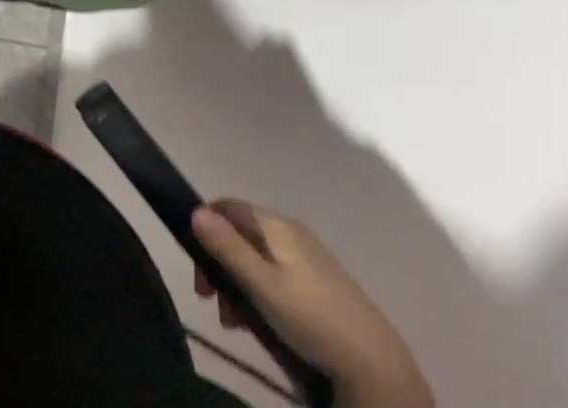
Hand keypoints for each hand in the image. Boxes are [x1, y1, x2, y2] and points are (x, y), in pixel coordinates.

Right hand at [193, 201, 433, 407]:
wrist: (373, 361)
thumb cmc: (308, 316)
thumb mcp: (260, 283)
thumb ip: (226, 246)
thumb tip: (194, 210)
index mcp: (276, 226)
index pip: (228, 207)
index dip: (204, 227)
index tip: (194, 262)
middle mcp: (291, 233)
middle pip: (239, 235)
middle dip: (217, 264)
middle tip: (209, 298)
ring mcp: (307, 258)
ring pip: (255, 260)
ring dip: (235, 284)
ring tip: (232, 320)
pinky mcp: (316, 283)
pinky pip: (273, 277)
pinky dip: (257, 293)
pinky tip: (256, 322)